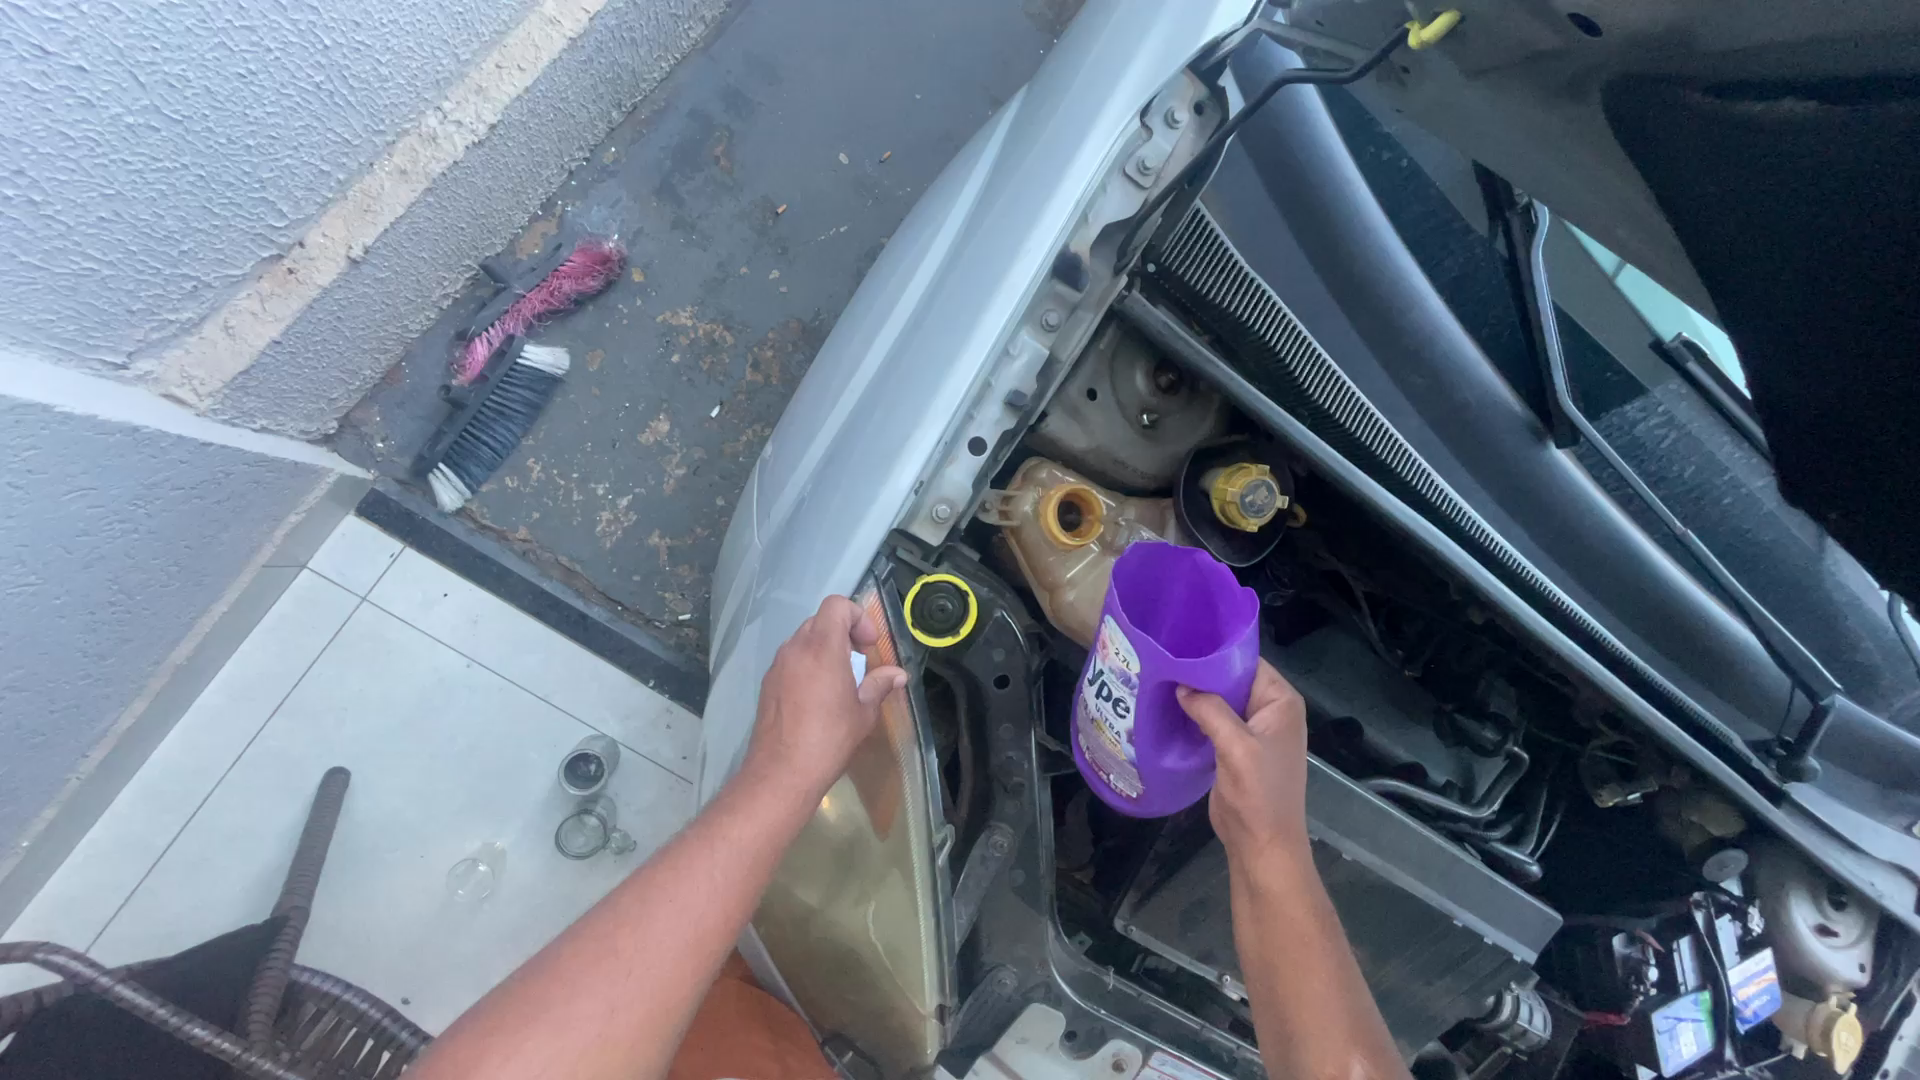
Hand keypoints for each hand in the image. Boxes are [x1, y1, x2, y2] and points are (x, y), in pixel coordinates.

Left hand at [744, 595, 908, 800]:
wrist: (781, 773)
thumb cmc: (829, 739)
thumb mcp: (863, 712)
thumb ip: (879, 685)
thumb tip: (898, 674)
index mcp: (822, 648)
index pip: (837, 605)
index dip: (858, 616)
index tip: (868, 646)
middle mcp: (796, 649)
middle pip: (821, 621)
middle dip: (844, 634)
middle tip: (859, 662)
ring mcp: (778, 665)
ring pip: (804, 640)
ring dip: (825, 649)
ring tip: (840, 681)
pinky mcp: (768, 684)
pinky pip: (791, 660)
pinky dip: (808, 665)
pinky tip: (817, 698)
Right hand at [1178, 661, 1309, 857]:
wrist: (1261, 844)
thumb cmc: (1258, 793)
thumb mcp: (1236, 746)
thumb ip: (1210, 710)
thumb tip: (1181, 686)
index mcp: (1280, 702)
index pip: (1247, 661)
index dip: (1215, 652)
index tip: (1181, 645)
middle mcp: (1269, 710)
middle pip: (1230, 679)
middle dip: (1200, 673)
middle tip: (1163, 661)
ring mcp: (1251, 730)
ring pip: (1218, 700)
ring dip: (1194, 695)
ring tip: (1159, 679)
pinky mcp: (1234, 747)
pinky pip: (1212, 720)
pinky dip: (1193, 715)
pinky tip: (1167, 708)